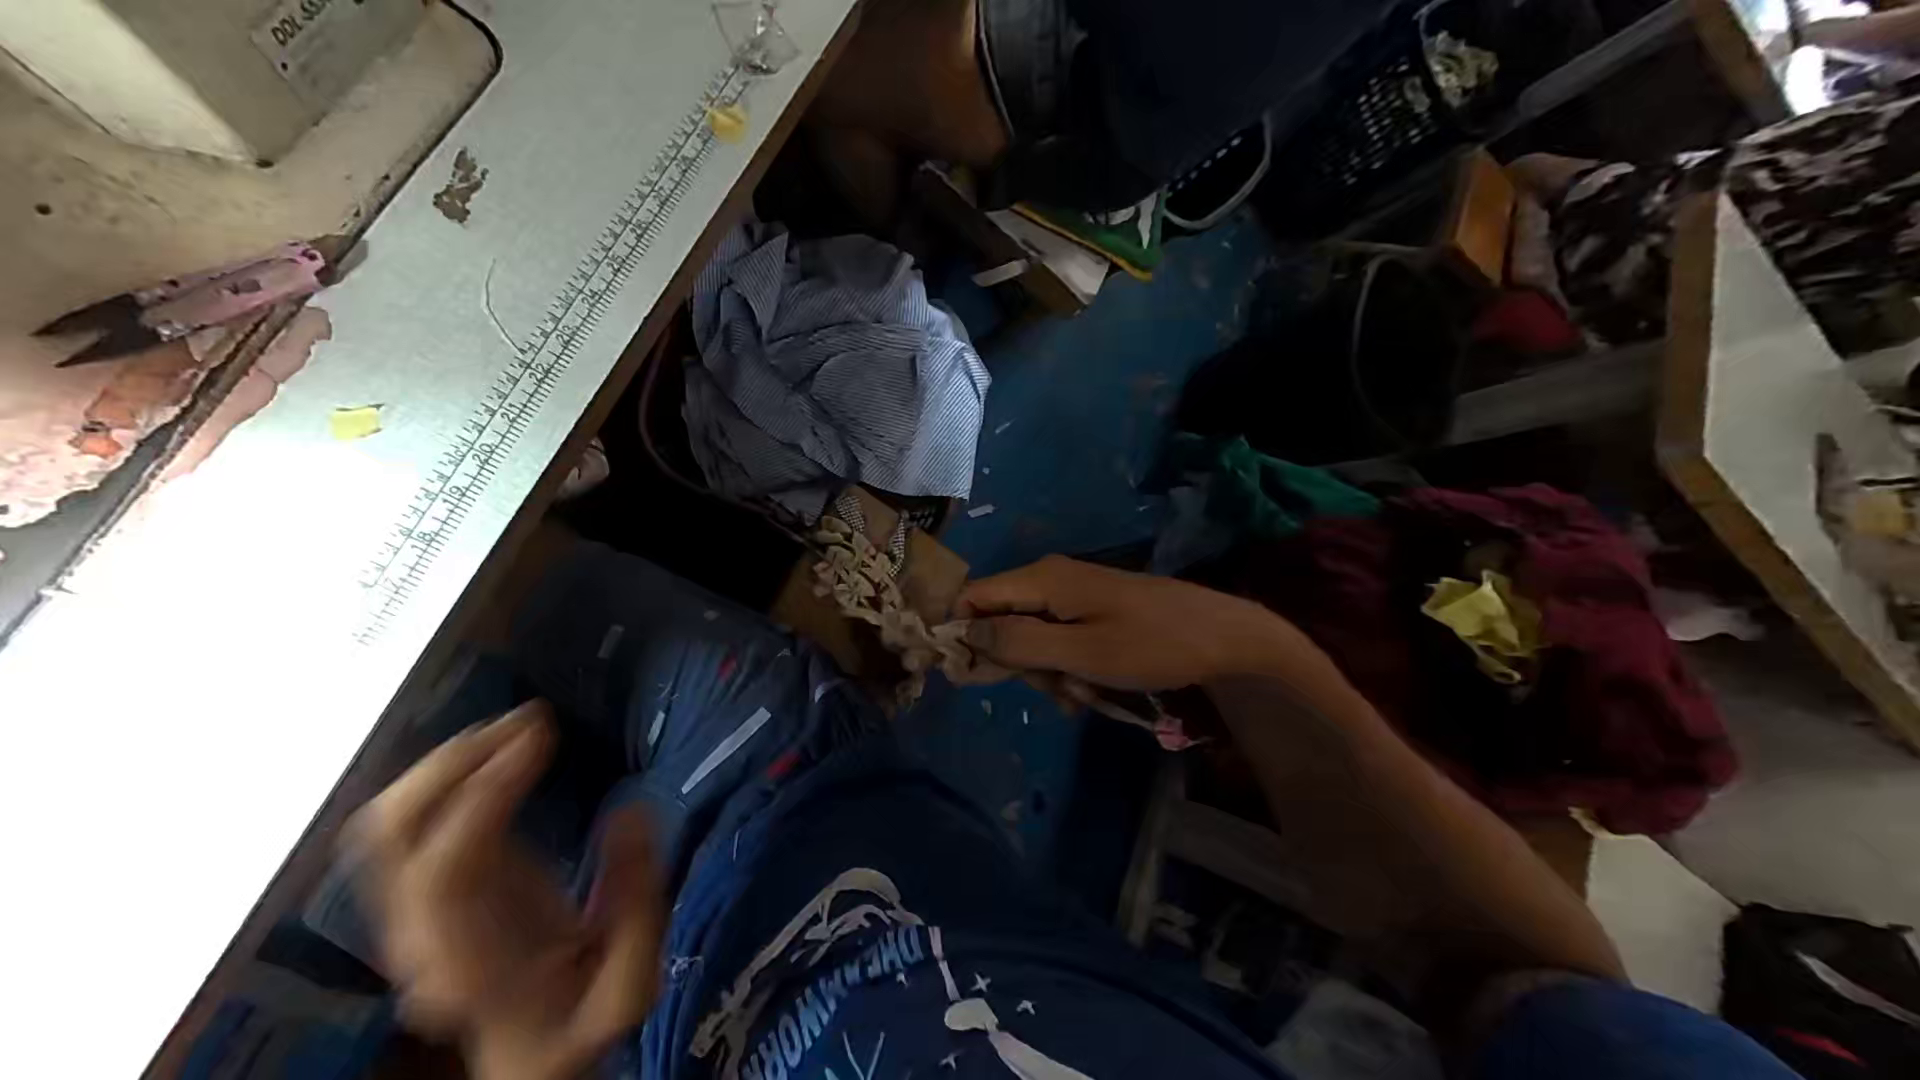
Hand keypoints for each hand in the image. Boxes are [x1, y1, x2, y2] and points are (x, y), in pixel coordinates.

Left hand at [345, 701, 664, 1079]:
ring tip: (516, 725)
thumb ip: (636, 902)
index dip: (489, 790)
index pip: (448, 864)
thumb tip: (633, 808)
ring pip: (390, 819)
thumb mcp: (633, 981)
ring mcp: (412, 912)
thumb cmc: (583, 1020)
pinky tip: (497, 749)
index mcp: (468, 958)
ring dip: (448, 760)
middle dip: (457, 760)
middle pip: (394, 832)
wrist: (531, 1052)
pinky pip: (413, 819)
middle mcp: (420, 933)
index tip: (546, 734)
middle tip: (530, 718)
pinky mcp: (426, 890)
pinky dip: (449, 772)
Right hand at [955, 555, 1304, 690]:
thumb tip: (962, 635)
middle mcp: (1050, 579)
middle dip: (1018, 663)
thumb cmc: (1151, 645)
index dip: (961, 634)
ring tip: (1081, 695)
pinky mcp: (1092, 610)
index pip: (973, 597)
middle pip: (1001, 621)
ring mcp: (1073, 594)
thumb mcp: (1080, 652)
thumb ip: (1017, 643)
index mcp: (1041, 579)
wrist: (1224, 637)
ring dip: (1047, 672)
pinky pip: (1059, 640)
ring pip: (1031, 637)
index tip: (967, 677)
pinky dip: (1067, 668)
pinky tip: (1089, 692)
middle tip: (1052, 690)